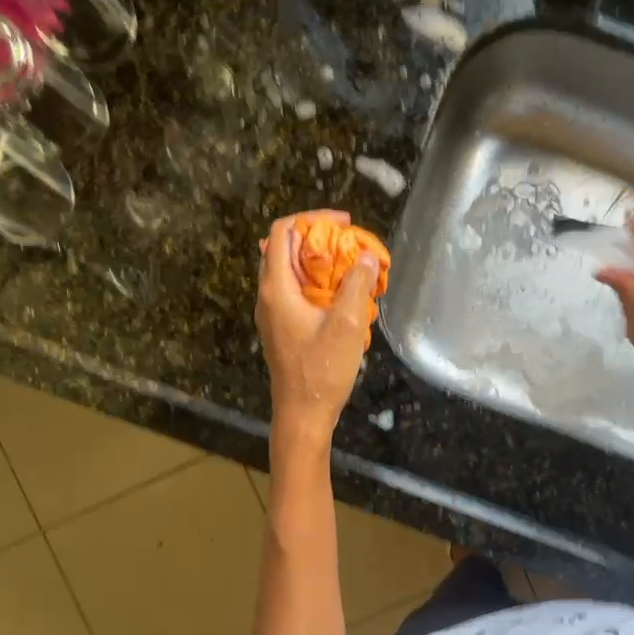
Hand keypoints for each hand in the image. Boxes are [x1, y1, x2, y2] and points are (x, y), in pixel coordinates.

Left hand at [254, 210, 383, 441]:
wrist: (303, 415)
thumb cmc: (322, 371)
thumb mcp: (346, 325)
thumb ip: (356, 285)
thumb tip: (365, 256)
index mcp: (276, 289)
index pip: (283, 232)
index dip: (313, 219)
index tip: (344, 224)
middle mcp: (268, 297)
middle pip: (284, 249)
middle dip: (317, 240)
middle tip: (349, 245)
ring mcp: (273, 315)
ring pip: (290, 273)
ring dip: (318, 264)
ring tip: (349, 269)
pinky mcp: (282, 331)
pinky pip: (295, 294)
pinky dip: (316, 285)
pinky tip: (342, 299)